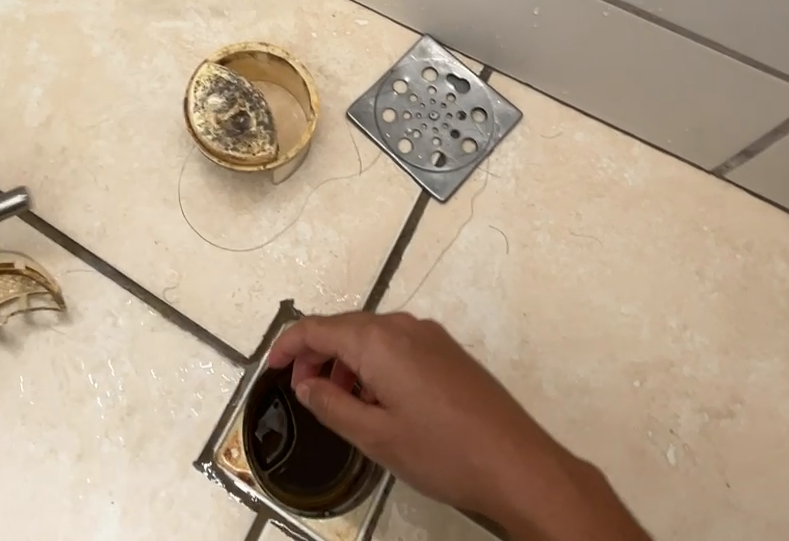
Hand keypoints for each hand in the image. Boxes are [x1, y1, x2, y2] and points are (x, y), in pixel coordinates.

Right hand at [266, 312, 647, 540]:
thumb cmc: (441, 452)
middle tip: (302, 389)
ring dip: (346, 359)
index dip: (288, 345)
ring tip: (338, 399)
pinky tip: (377, 397)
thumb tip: (304, 383)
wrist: (518, 462)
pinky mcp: (447, 349)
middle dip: (316, 353)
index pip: (318, 328)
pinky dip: (373, 361)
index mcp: (378, 341)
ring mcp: (429, 334)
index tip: (271, 370)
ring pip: (371, 335)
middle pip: (344, 327)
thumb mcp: (376, 437)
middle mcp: (402, 325)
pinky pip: (396, 343)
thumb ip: (331, 405)